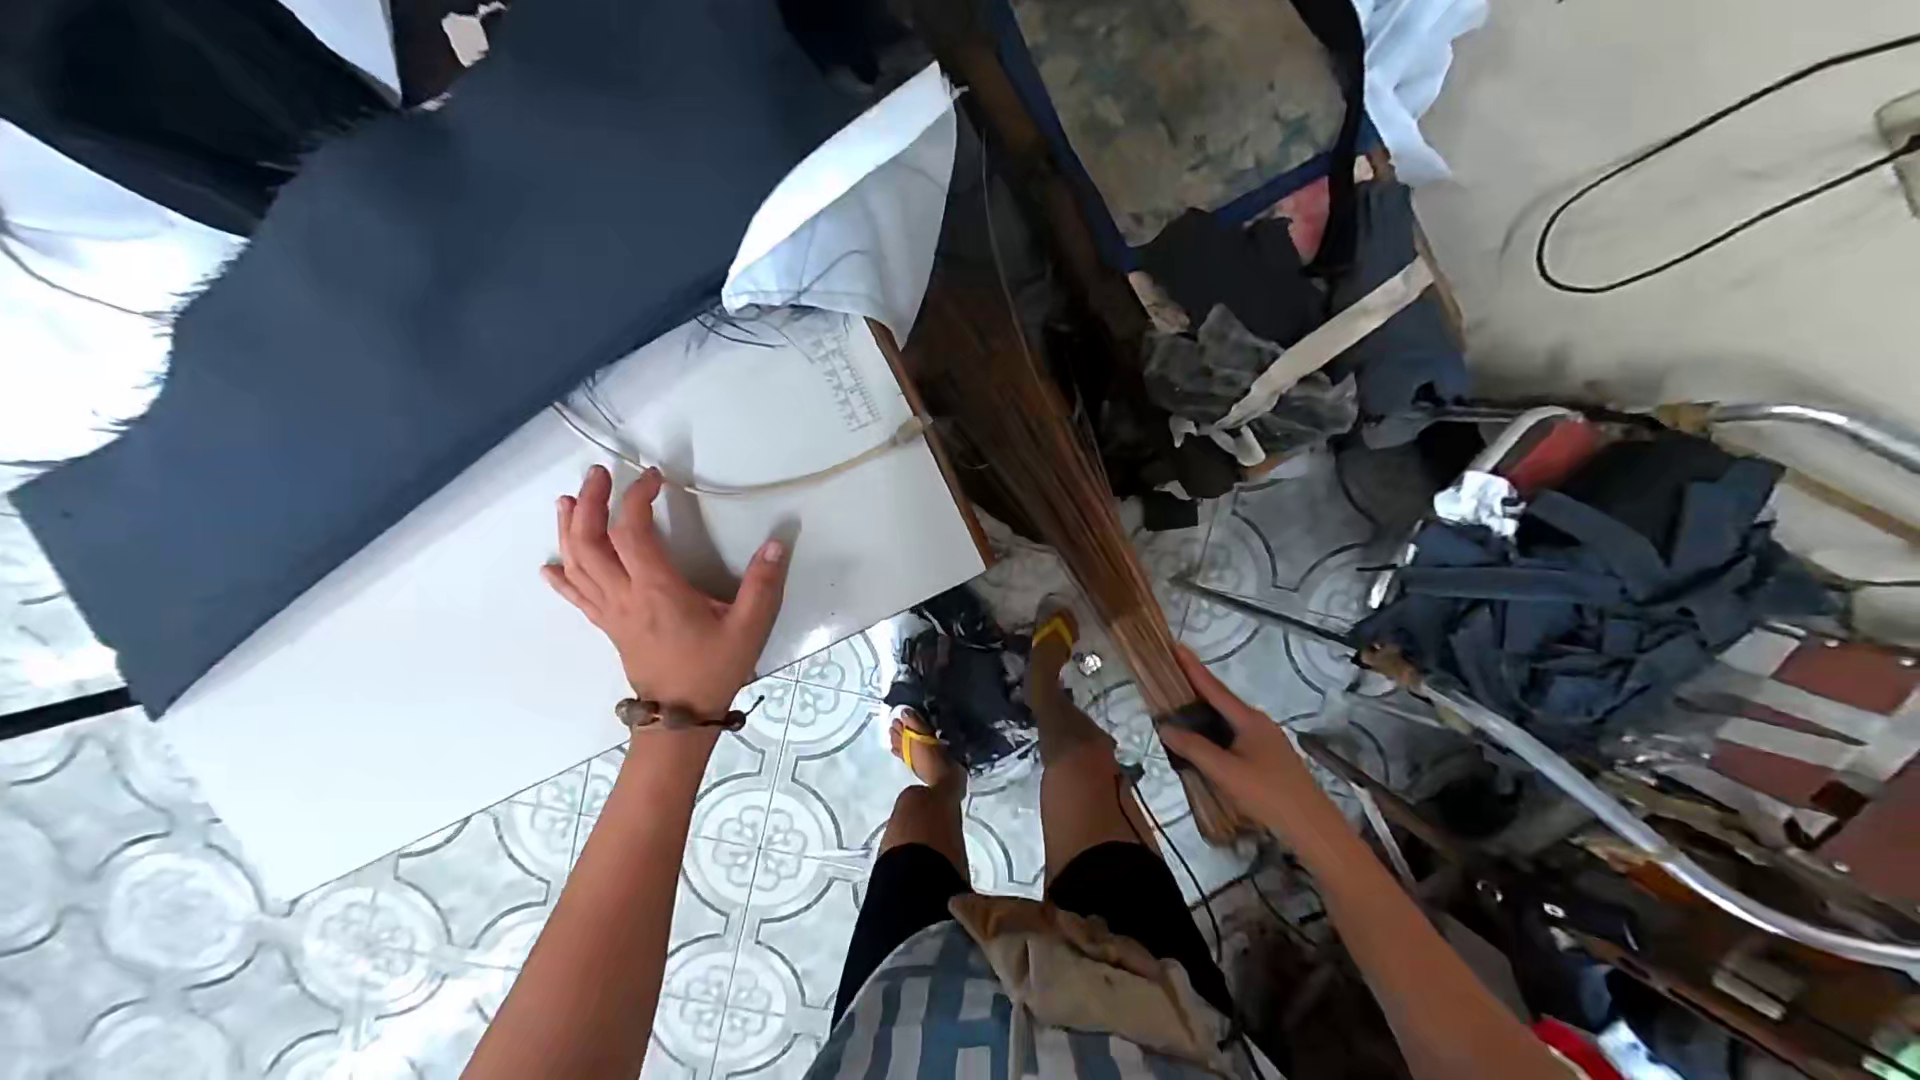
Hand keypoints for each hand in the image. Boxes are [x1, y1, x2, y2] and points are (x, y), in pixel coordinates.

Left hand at [543, 465, 789, 719]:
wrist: (681, 717)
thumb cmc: (714, 669)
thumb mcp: (749, 627)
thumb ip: (763, 584)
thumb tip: (775, 544)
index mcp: (657, 591)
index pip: (631, 533)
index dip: (635, 498)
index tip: (653, 478)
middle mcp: (625, 596)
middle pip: (588, 543)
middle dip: (590, 503)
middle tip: (600, 474)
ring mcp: (611, 612)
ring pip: (576, 565)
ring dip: (568, 529)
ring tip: (568, 500)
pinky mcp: (609, 626)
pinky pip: (576, 597)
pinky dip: (561, 576)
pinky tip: (549, 564)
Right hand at [1158, 645, 1328, 833]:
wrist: (1313, 828)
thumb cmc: (1268, 794)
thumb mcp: (1225, 772)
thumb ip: (1193, 748)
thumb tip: (1165, 726)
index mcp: (1249, 719)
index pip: (1214, 688)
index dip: (1193, 668)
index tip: (1176, 646)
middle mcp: (1259, 723)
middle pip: (1221, 701)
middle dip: (1196, 689)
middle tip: (1170, 678)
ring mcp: (1266, 741)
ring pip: (1228, 721)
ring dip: (1204, 713)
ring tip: (1179, 709)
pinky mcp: (1268, 758)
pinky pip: (1234, 736)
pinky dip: (1214, 732)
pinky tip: (1204, 743)